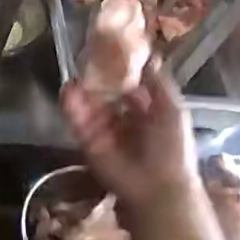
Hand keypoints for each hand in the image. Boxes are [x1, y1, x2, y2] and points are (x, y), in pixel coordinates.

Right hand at [61, 61, 199, 215]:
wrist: (158, 187)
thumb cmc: (171, 146)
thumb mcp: (172, 108)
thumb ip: (158, 82)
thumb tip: (149, 56)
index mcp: (146, 112)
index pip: (128, 87)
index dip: (118, 71)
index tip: (107, 51)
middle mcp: (123, 120)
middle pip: (104, 96)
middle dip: (95, 80)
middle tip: (85, 61)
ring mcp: (104, 132)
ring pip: (89, 108)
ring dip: (81, 93)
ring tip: (74, 77)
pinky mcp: (89, 144)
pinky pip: (78, 124)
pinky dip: (72, 109)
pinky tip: (68, 92)